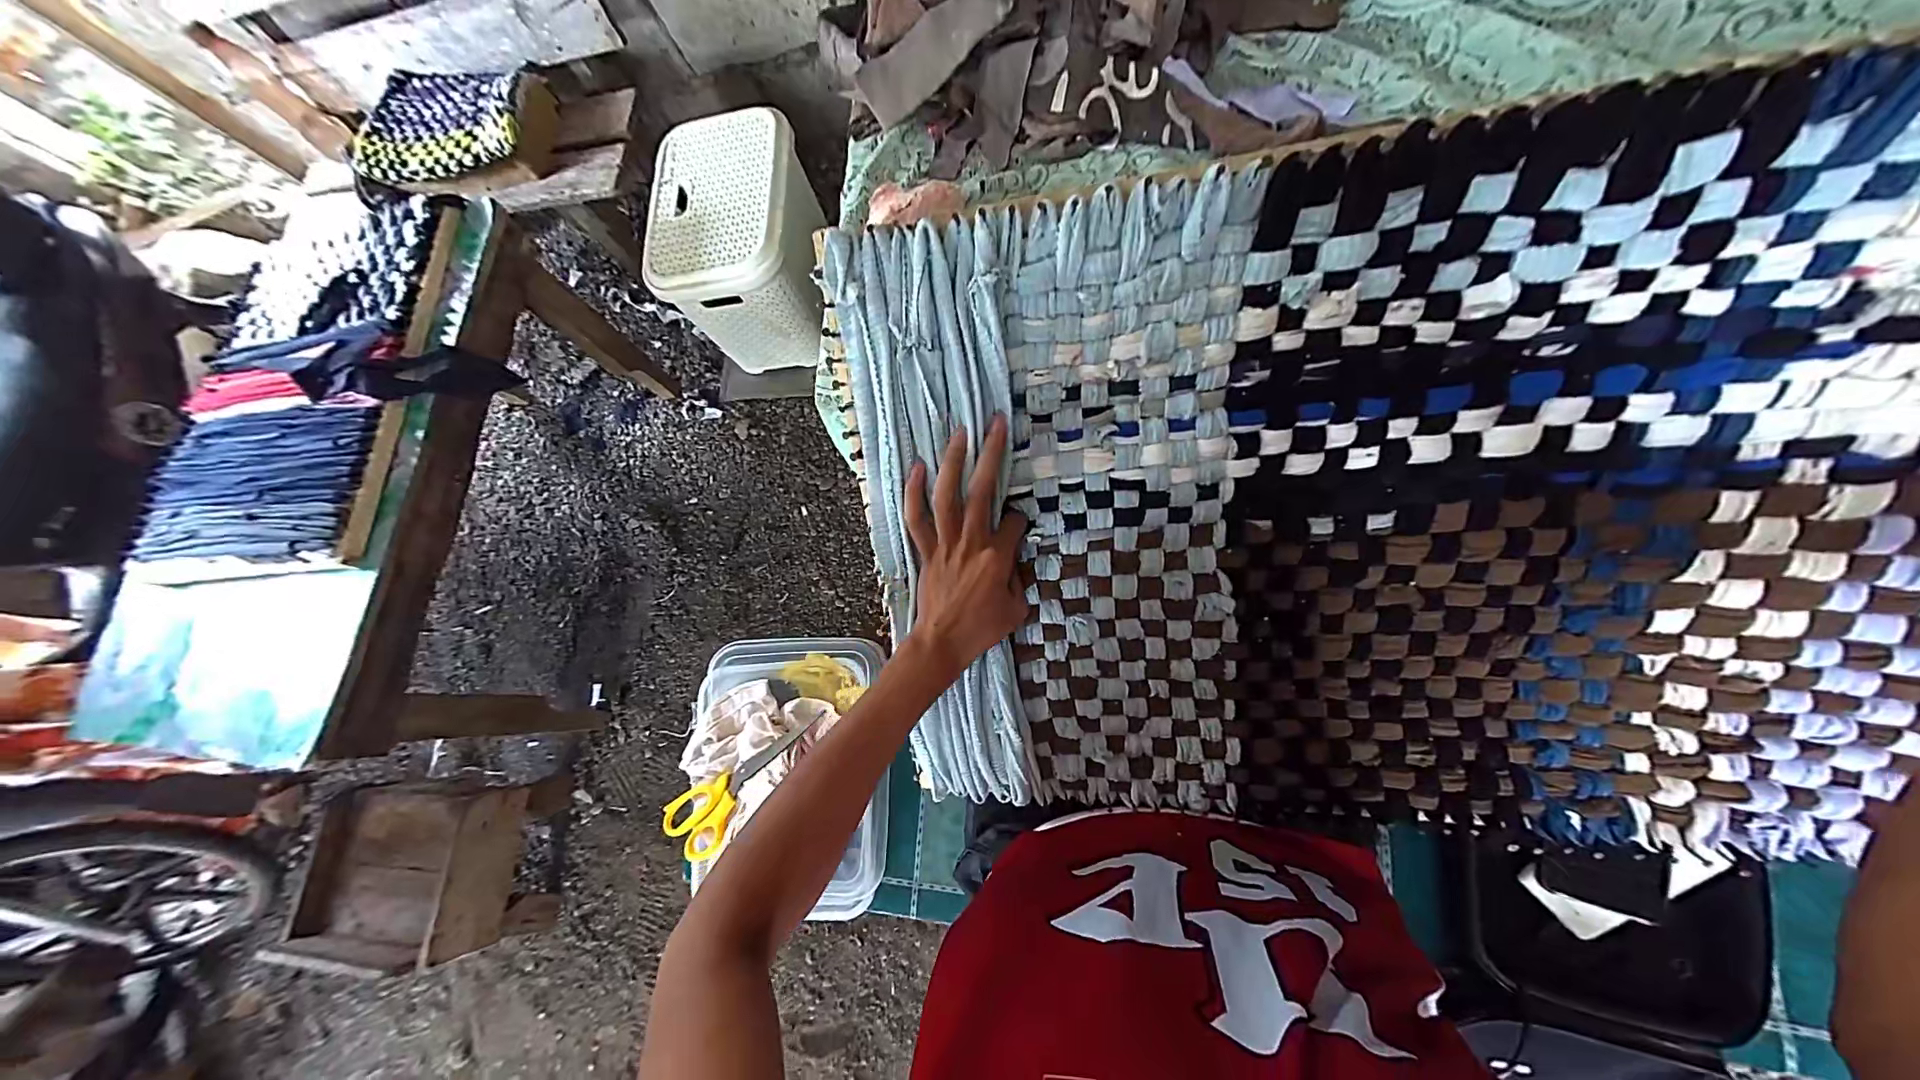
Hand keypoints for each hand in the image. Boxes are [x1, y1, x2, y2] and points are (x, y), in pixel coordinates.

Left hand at [904, 415, 1029, 679]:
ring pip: (948, 495)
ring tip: (960, 433)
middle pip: (983, 490)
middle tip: (996, 423)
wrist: (941, 643)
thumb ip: (1019, 578)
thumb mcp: (1016, 609)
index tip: (1020, 523)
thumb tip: (1013, 559)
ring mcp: (945, 544)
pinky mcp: (926, 550)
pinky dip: (914, 492)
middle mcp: (971, 542)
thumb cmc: (981, 630)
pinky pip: (917, 517)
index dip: (1022, 518)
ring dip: (953, 462)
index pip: (1016, 522)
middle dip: (992, 453)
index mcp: (998, 557)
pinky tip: (917, 467)